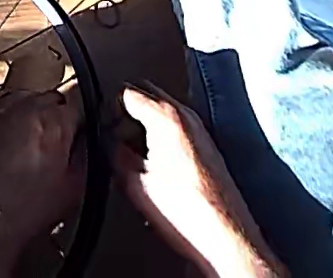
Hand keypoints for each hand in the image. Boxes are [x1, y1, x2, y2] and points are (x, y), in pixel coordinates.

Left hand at [0, 91, 84, 277]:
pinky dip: (23, 125)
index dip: (87, 117)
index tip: (88, 130)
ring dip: (42, 119)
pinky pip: (16, 113)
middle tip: (66, 143)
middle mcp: (29, 107)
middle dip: (64, 116)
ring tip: (43, 150)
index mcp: (54, 121)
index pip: (81, 101)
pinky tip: (22, 151)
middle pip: (57, 98)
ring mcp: (8, 112)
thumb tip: (94, 137)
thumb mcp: (76, 185)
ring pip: (35, 103)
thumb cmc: (29, 208)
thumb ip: (90, 153)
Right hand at [115, 84, 284, 277]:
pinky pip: (175, 125)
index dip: (109, 110)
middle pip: (145, 94)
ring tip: (136, 156)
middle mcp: (185, 114)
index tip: (105, 128)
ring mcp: (199, 128)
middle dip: (127, 113)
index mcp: (165, 115)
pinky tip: (157, 166)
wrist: (228, 240)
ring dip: (144, 125)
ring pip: (161, 110)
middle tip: (116, 138)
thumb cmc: (189, 215)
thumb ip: (114, 153)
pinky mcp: (207, 144)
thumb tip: (107, 143)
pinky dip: (161, 135)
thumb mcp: (134, 183)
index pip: (125, 92)